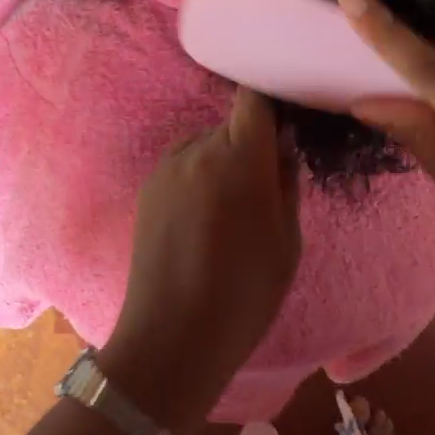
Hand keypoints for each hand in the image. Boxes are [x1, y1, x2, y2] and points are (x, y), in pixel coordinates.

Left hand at [100, 87, 301, 429]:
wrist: (172, 336)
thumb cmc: (244, 293)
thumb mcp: (286, 241)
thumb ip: (285, 182)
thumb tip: (282, 145)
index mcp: (241, 157)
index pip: (254, 98)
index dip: (271, 102)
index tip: (286, 122)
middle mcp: (200, 148)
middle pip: (232, 125)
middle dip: (250, 144)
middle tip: (263, 186)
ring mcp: (168, 165)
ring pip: (206, 144)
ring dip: (221, 161)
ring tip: (228, 211)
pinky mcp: (148, 185)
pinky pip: (183, 164)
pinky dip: (197, 177)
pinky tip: (201, 220)